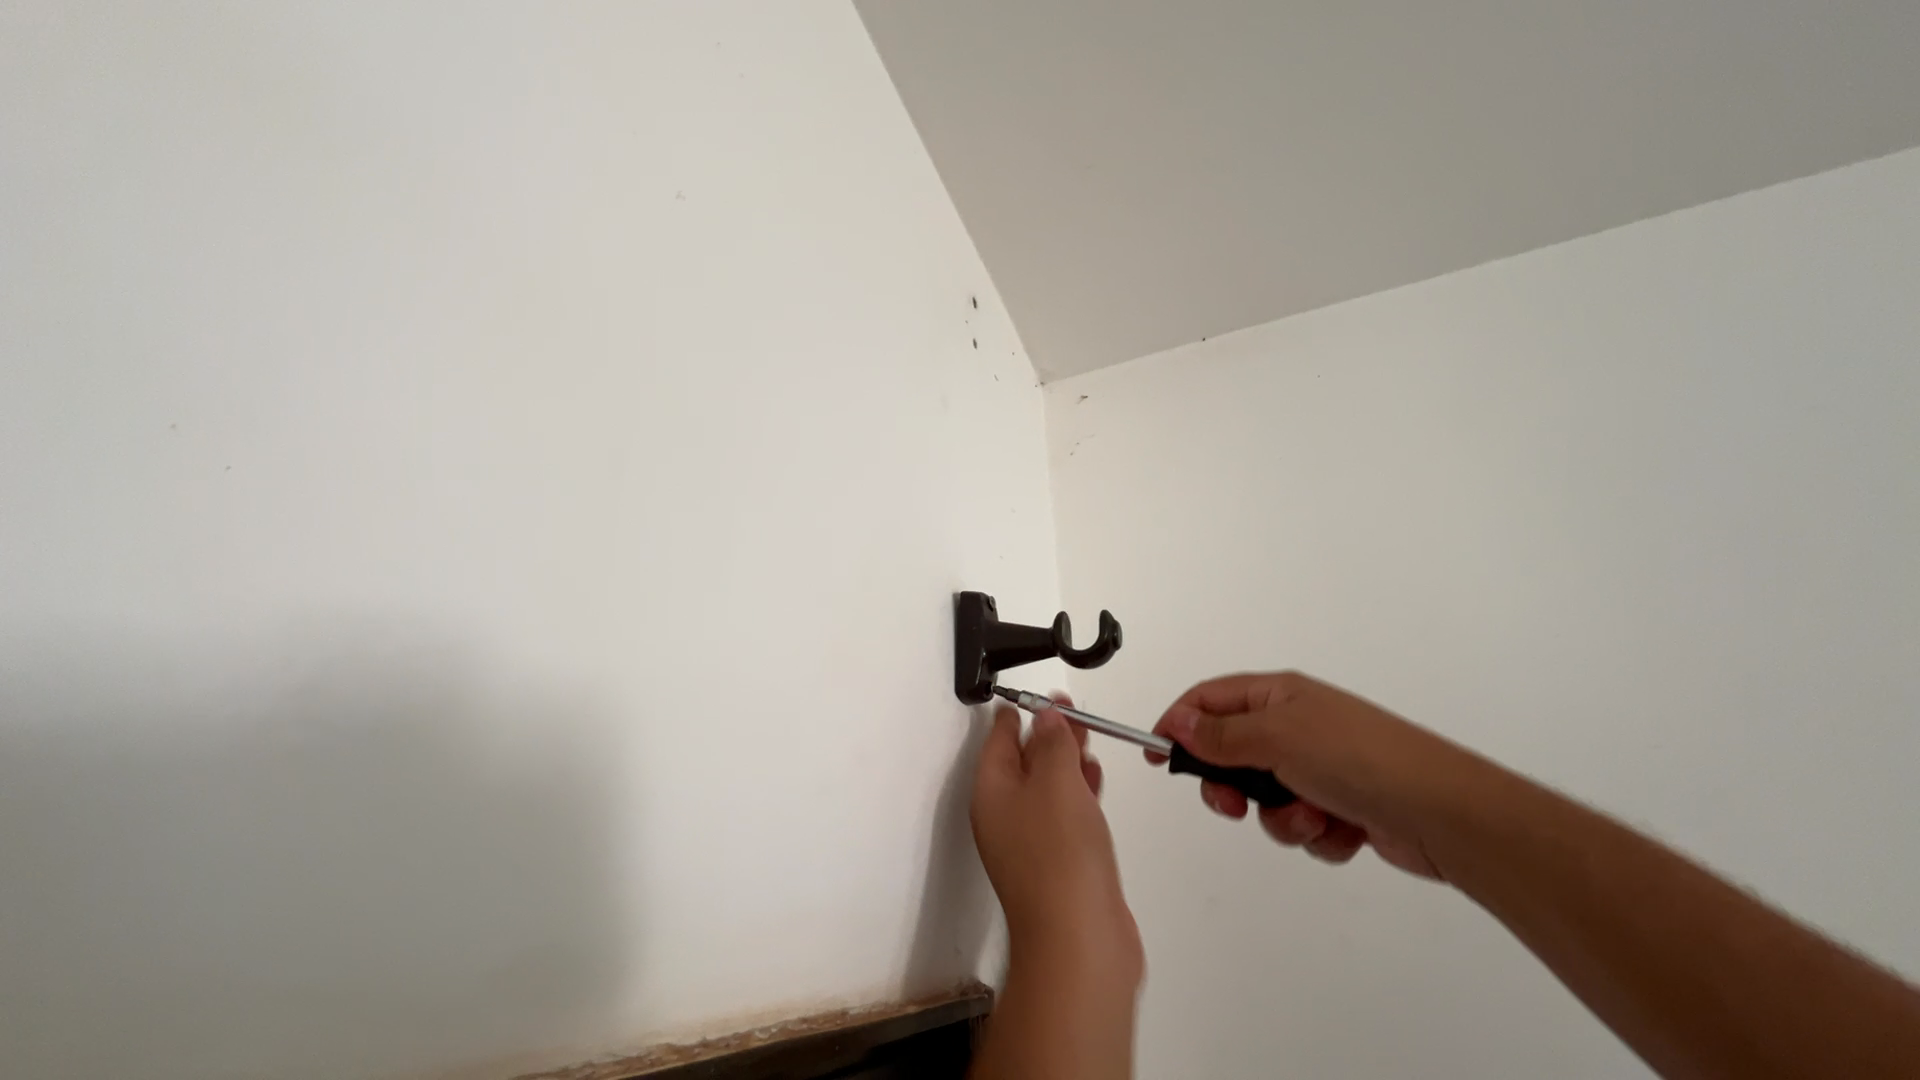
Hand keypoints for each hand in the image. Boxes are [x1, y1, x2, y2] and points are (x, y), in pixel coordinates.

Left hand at [972, 694, 1140, 974]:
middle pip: (1024, 762)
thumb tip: (1046, 716)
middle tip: (1071, 710)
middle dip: (1047, 734)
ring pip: (1046, 787)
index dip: (1020, 712)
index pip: (1000, 740)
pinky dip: (1078, 791)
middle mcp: (1005, 816)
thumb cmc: (1061, 855)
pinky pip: (1065, 813)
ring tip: (1086, 738)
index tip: (1036, 693)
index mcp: (992, 793)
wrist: (1079, 941)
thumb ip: (1053, 743)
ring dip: (1065, 761)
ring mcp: (1031, 843)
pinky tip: (1094, 781)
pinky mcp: (1059, 864)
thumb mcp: (1056, 783)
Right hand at [1149, 671, 1484, 880]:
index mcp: (1278, 696)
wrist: (1441, 812)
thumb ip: (1219, 735)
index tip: (1155, 755)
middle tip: (1233, 804)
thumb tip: (1176, 722)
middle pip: (1231, 753)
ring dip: (1279, 816)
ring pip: (1264, 796)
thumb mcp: (1276, 738)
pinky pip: (1300, 822)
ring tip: (1312, 818)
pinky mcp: (1340, 805)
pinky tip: (1342, 831)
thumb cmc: (1353, 758)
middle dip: (1229, 785)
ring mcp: (1319, 767)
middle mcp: (1295, 726)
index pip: (1209, 700)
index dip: (1178, 723)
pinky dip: (1314, 833)